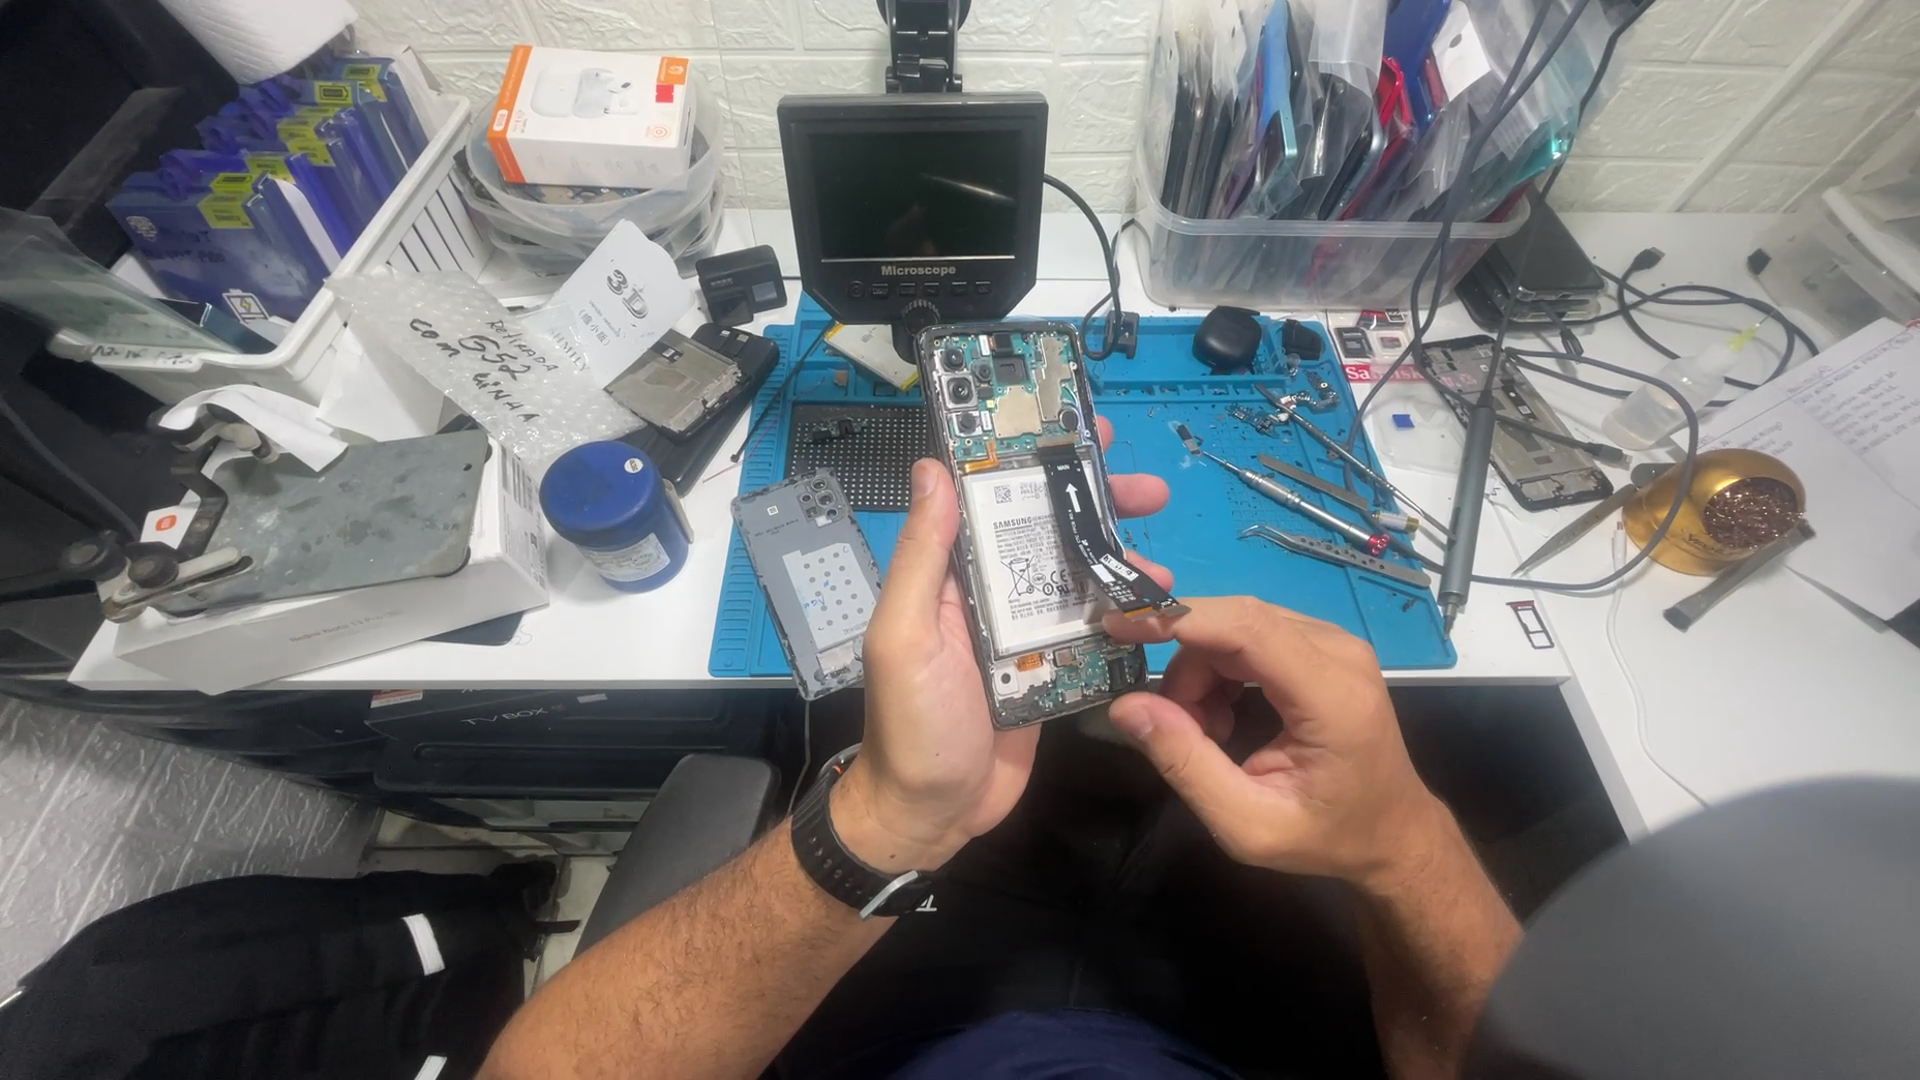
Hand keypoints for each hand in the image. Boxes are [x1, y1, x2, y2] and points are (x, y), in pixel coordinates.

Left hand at [837, 417, 1171, 873]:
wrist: (934, 811)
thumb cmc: (913, 722)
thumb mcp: (906, 632)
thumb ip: (924, 554)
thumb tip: (933, 467)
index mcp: (952, 572)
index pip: (991, 497)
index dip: (1030, 459)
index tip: (1076, 431)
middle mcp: (990, 591)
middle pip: (1047, 530)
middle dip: (1094, 504)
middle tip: (1146, 488)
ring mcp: (1025, 629)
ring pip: (1080, 577)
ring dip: (1120, 562)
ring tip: (1159, 565)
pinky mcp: (1053, 667)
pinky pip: (1093, 629)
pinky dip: (1125, 615)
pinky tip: (1157, 608)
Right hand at [1101, 597, 1448, 893]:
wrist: (1393, 833)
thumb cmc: (1325, 836)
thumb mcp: (1247, 826)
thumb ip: (1185, 765)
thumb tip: (1125, 705)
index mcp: (1332, 696)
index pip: (1246, 628)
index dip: (1178, 617)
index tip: (1119, 626)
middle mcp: (1338, 651)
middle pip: (1232, 620)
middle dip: (1182, 661)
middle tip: (1168, 718)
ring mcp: (1333, 640)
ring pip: (1232, 624)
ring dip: (1199, 671)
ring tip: (1207, 731)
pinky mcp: (1320, 641)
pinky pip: (1246, 633)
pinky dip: (1217, 668)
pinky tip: (1224, 713)